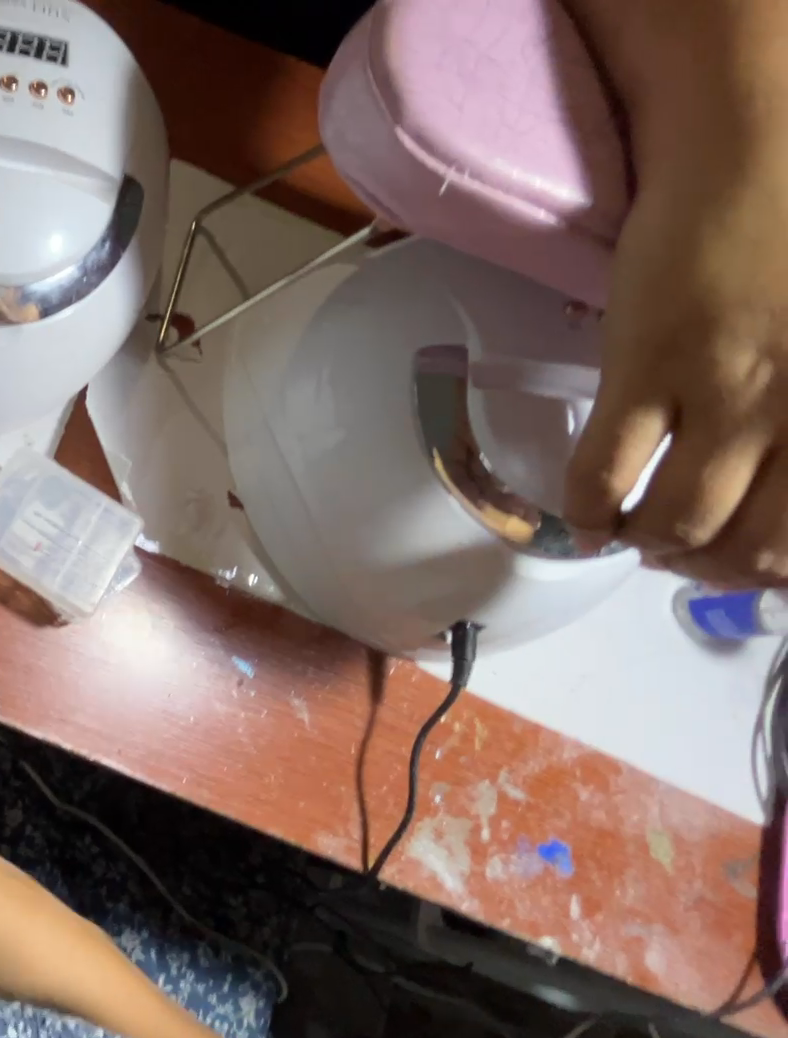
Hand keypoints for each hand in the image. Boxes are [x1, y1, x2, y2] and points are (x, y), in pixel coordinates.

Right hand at [564, 143, 787, 586]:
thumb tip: (771, 480)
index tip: (748, 564)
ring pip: (682, 519)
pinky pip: (606, 471)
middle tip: (685, 555)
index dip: (779, 567)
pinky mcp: (646, 370)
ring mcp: (726, 391)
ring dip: (651, 545)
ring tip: (632, 535)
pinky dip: (587, 510)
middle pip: (760, 541)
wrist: (763, 156)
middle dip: (716, 566)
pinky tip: (583, 520)